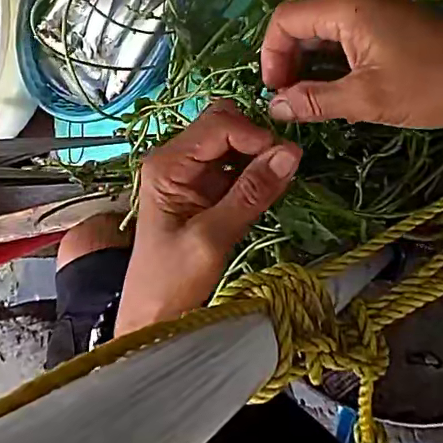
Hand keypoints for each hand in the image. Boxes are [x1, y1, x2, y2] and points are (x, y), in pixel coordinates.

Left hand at [115, 102, 300, 333]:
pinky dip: (254, 171)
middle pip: (222, 124)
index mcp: (166, 163)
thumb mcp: (212, 238)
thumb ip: (250, 194)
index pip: (216, 125)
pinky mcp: (203, 189)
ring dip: (258, 154)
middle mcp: (175, 158)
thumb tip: (290, 154)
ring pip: (231, 142)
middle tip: (286, 166)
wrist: (152, 317)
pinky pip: (234, 166)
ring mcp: (189, 173)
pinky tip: (270, 187)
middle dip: (256, 138)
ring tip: (282, 178)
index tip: (287, 157)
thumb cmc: (171, 282)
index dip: (254, 134)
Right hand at [260, 0, 442, 129]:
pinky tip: (336, 85)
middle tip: (289, 97)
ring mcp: (374, 6)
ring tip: (309, 96)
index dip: (270, 54)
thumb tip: (274, 108)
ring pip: (322, 28)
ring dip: (308, 60)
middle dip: (288, 59)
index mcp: (346, 7)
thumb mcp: (367, 99)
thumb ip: (315, 101)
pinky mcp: (388, 19)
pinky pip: (344, 32)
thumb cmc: (431, 87)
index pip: (285, 19)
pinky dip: (331, 57)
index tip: (275, 90)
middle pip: (301, 21)